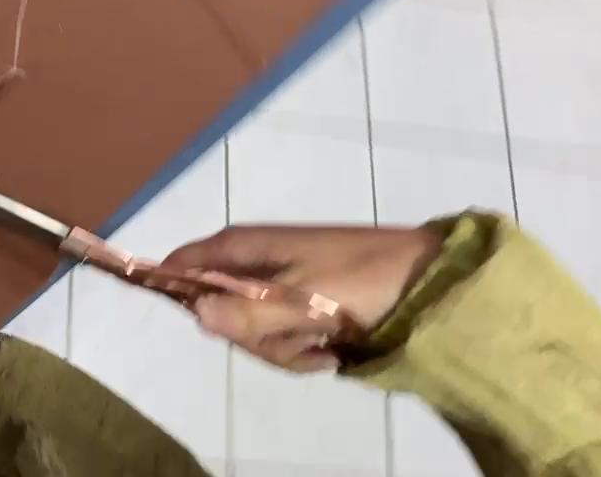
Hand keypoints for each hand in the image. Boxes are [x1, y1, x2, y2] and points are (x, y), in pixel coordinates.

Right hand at [152, 224, 441, 372]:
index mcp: (239, 246)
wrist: (427, 279)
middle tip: (286, 341)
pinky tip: (329, 353)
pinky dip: (299, 351)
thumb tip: (195, 315)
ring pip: (248, 328)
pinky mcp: (297, 303)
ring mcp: (273, 283)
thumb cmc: (359, 279)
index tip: (194, 320)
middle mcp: (248, 261)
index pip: (181, 262)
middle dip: (247, 335)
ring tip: (320, 348)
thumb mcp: (303, 300)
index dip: (172, 288)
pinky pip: (277, 335)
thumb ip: (248, 312)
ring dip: (279, 348)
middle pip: (215, 307)